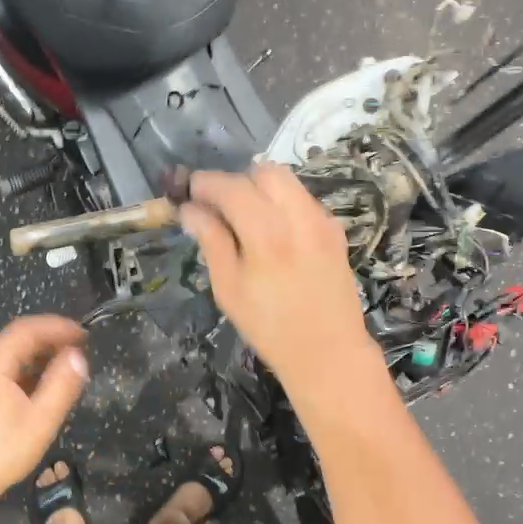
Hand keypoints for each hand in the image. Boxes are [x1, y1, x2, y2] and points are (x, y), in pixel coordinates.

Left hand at [0, 316, 89, 502]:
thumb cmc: (5, 451)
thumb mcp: (42, 418)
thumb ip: (62, 383)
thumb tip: (78, 356)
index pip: (26, 329)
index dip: (57, 327)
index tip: (84, 334)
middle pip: (15, 338)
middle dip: (48, 339)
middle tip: (78, 348)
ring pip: (7, 353)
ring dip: (36, 354)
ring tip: (65, 365)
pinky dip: (22, 369)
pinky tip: (41, 383)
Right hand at [180, 162, 377, 385]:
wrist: (327, 351)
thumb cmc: (268, 327)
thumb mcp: (228, 288)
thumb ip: (211, 242)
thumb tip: (190, 210)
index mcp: (267, 234)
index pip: (232, 188)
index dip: (206, 184)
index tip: (188, 190)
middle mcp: (299, 217)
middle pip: (265, 172)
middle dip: (236, 181)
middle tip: (215, 205)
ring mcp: (321, 221)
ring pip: (287, 182)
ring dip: (259, 190)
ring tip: (241, 218)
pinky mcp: (334, 231)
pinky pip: (302, 201)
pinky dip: (280, 205)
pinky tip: (270, 233)